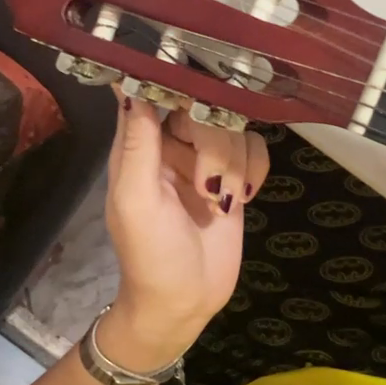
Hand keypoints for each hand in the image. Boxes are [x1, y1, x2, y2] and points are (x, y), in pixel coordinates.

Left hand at [98, 92, 267, 371]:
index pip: (155, 91)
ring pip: (235, 129)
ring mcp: (206, 160)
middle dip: (214, 147)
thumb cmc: (150, 255)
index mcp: (139, 145)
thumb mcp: (136, 201)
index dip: (175, 82)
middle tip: (207, 187)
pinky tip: (241, 200)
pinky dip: (255, 172)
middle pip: (205, 108)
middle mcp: (172, 144)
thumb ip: (137, 143)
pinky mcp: (234, 176)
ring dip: (233, 168)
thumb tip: (129, 83)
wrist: (185, 302)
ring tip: (220, 204)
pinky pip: (256, 149)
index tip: (196, 94)